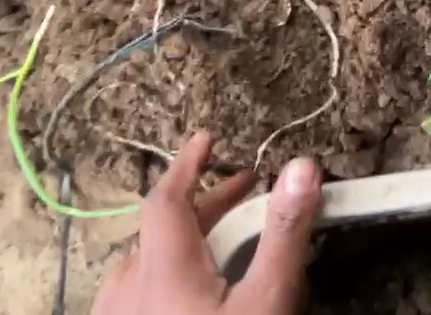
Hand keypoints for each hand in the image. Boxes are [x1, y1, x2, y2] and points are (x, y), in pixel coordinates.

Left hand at [94, 132, 323, 314]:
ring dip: (183, 237)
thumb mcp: (269, 294)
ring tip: (222, 234)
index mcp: (162, 272)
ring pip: (140, 266)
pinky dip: (165, 270)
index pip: (165, 203)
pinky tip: (189, 287)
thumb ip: (284, 229)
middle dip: (205, 203)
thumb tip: (303, 162)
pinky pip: (134, 295)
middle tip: (248, 188)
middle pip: (157, 233)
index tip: (205, 136)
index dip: (185, 166)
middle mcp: (128, 293)